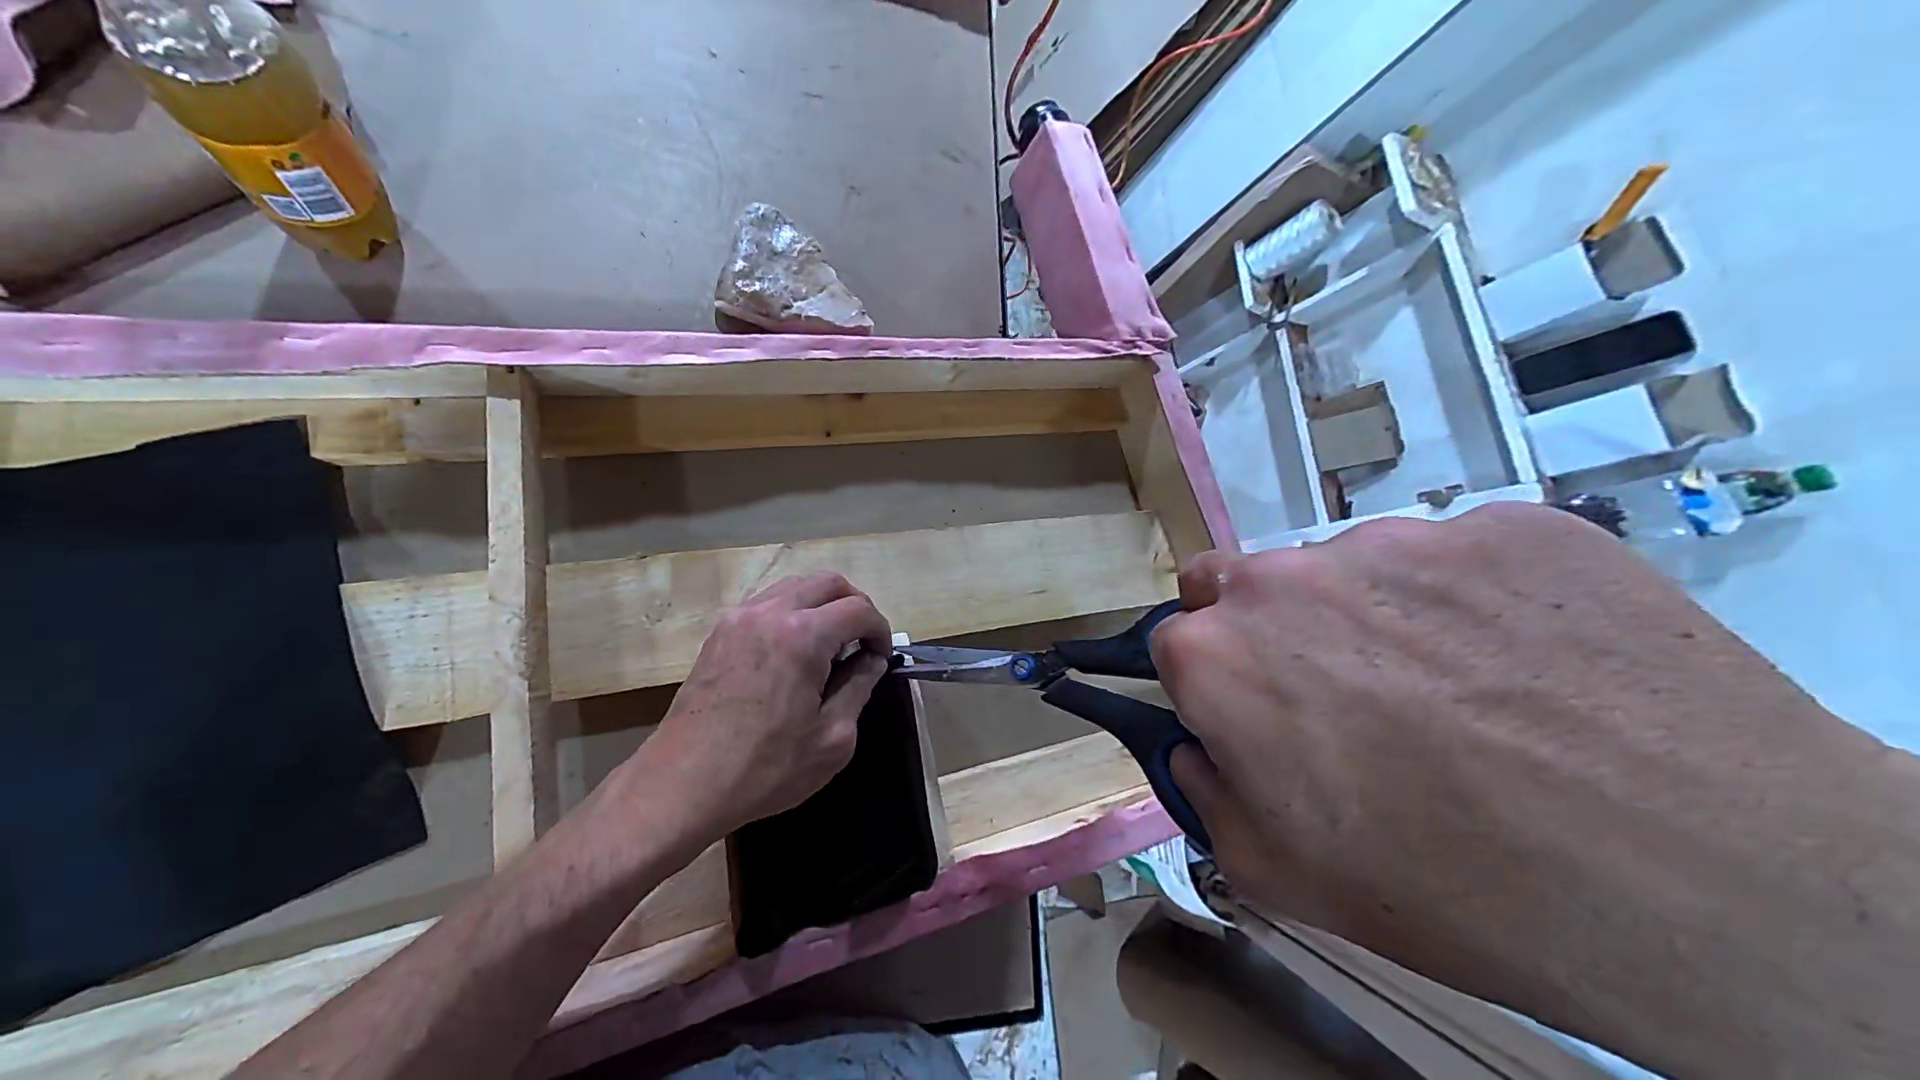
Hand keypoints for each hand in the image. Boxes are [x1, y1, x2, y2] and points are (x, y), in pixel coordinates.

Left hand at [633, 572, 891, 841]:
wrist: (683, 785)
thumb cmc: (765, 768)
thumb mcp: (832, 737)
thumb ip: (859, 688)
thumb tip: (871, 661)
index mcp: (803, 636)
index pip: (859, 609)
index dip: (880, 629)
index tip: (882, 657)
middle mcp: (770, 613)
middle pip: (828, 583)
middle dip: (856, 605)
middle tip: (863, 642)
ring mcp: (739, 618)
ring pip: (795, 585)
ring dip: (823, 604)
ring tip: (831, 643)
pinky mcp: (720, 632)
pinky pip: (767, 602)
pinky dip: (792, 611)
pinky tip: (796, 648)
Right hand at [1149, 502, 1919, 1077]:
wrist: (1707, 880)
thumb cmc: (1454, 889)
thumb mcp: (1284, 876)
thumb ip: (1207, 793)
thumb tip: (1198, 745)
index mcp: (1219, 654)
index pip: (1174, 640)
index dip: (1210, 682)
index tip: (1257, 716)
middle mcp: (1288, 577)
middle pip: (1240, 581)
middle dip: (1263, 629)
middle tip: (1338, 692)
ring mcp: (1401, 539)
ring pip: (1350, 567)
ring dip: (1370, 613)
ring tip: (1458, 687)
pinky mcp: (1510, 524)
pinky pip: (1457, 555)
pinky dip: (1471, 598)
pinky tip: (1533, 662)